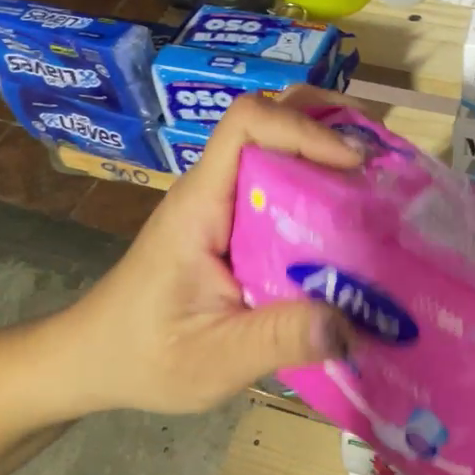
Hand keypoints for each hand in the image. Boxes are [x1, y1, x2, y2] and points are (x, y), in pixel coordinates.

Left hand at [57, 88, 360, 415]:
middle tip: (381, 153)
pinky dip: (319, 174)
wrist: (94, 359)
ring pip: (277, 138)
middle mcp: (214, 185)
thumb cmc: (144, 355)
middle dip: (328, 119)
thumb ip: (277, 340)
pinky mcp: (234, 216)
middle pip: (270, 113)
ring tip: (378, 173)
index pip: (247, 122)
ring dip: (328, 142)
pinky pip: (280, 174)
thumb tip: (350, 325)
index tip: (352, 163)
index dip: (303, 128)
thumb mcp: (212, 360)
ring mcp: (224, 197)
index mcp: (202, 202)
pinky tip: (350, 207)